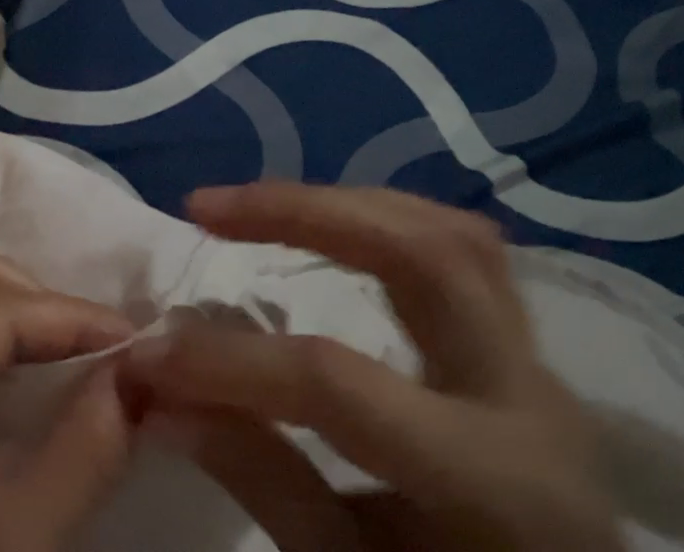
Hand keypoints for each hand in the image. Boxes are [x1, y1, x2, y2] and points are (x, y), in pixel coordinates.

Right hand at [126, 182, 623, 551]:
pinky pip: (460, 254)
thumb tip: (163, 397)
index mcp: (491, 480)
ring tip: (256, 207)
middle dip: (300, 215)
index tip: (147, 353)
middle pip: (422, 256)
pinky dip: (380, 224)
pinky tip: (323, 230)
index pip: (337, 382)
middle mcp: (529, 399)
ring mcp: (537, 366)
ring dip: (342, 204)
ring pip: (449, 234)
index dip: (230, 359)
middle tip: (205, 208)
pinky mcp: (522, 355)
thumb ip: (263, 480)